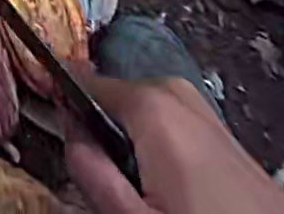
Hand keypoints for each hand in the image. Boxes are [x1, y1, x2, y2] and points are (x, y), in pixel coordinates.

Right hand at [65, 67, 283, 213]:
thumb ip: (90, 173)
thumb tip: (68, 132)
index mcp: (149, 103)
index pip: (78, 81)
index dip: (66, 112)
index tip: (71, 150)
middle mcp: (173, 92)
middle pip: (109, 102)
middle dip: (104, 141)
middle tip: (122, 195)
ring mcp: (199, 109)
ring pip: (136, 118)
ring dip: (131, 153)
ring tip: (152, 202)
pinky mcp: (217, 131)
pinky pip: (164, 130)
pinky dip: (157, 157)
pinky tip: (177, 201)